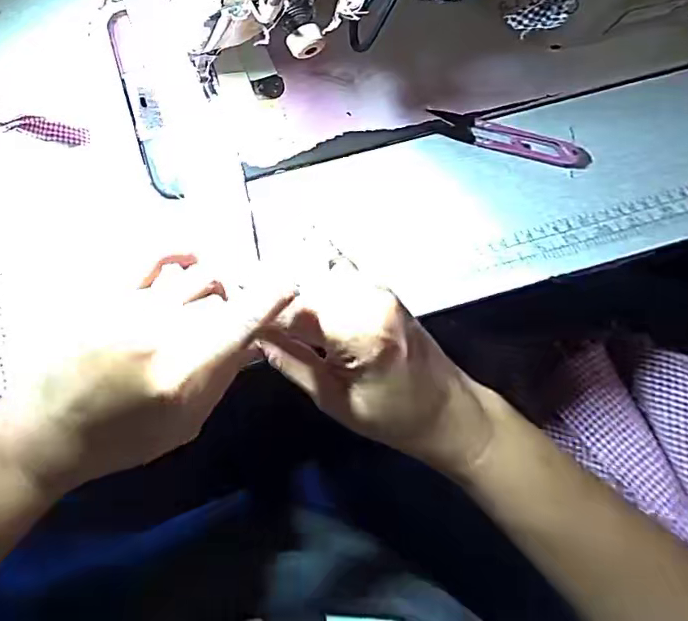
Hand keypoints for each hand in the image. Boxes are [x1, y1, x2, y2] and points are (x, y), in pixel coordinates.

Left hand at [0, 256, 296, 494]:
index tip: (288, 281)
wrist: (50, 426)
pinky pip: (149, 257)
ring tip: (206, 296)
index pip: (239, 323)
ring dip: (209, 282)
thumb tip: (245, 343)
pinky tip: (185, 259)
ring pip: (190, 274)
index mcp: (183, 371)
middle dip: (234, 299)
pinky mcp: (105, 290)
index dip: (269, 298)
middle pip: (216, 294)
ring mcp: (130, 304)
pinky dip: (176, 253)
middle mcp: (161, 330)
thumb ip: (217, 381)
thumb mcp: (182, 427)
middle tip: (231, 314)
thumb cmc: (119, 439)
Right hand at [257, 263, 495, 476]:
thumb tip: (252, 335)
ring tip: (262, 293)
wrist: (454, 413)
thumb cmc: (395, 418)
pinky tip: (294, 279)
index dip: (259, 312)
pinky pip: (335, 268)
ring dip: (287, 282)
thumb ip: (291, 363)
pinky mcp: (379, 286)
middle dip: (269, 293)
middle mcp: (368, 299)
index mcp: (359, 333)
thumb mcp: (335, 401)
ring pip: (314, 271)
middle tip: (240, 300)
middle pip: (300, 284)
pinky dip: (311, 270)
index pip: (292, 310)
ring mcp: (376, 288)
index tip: (233, 312)